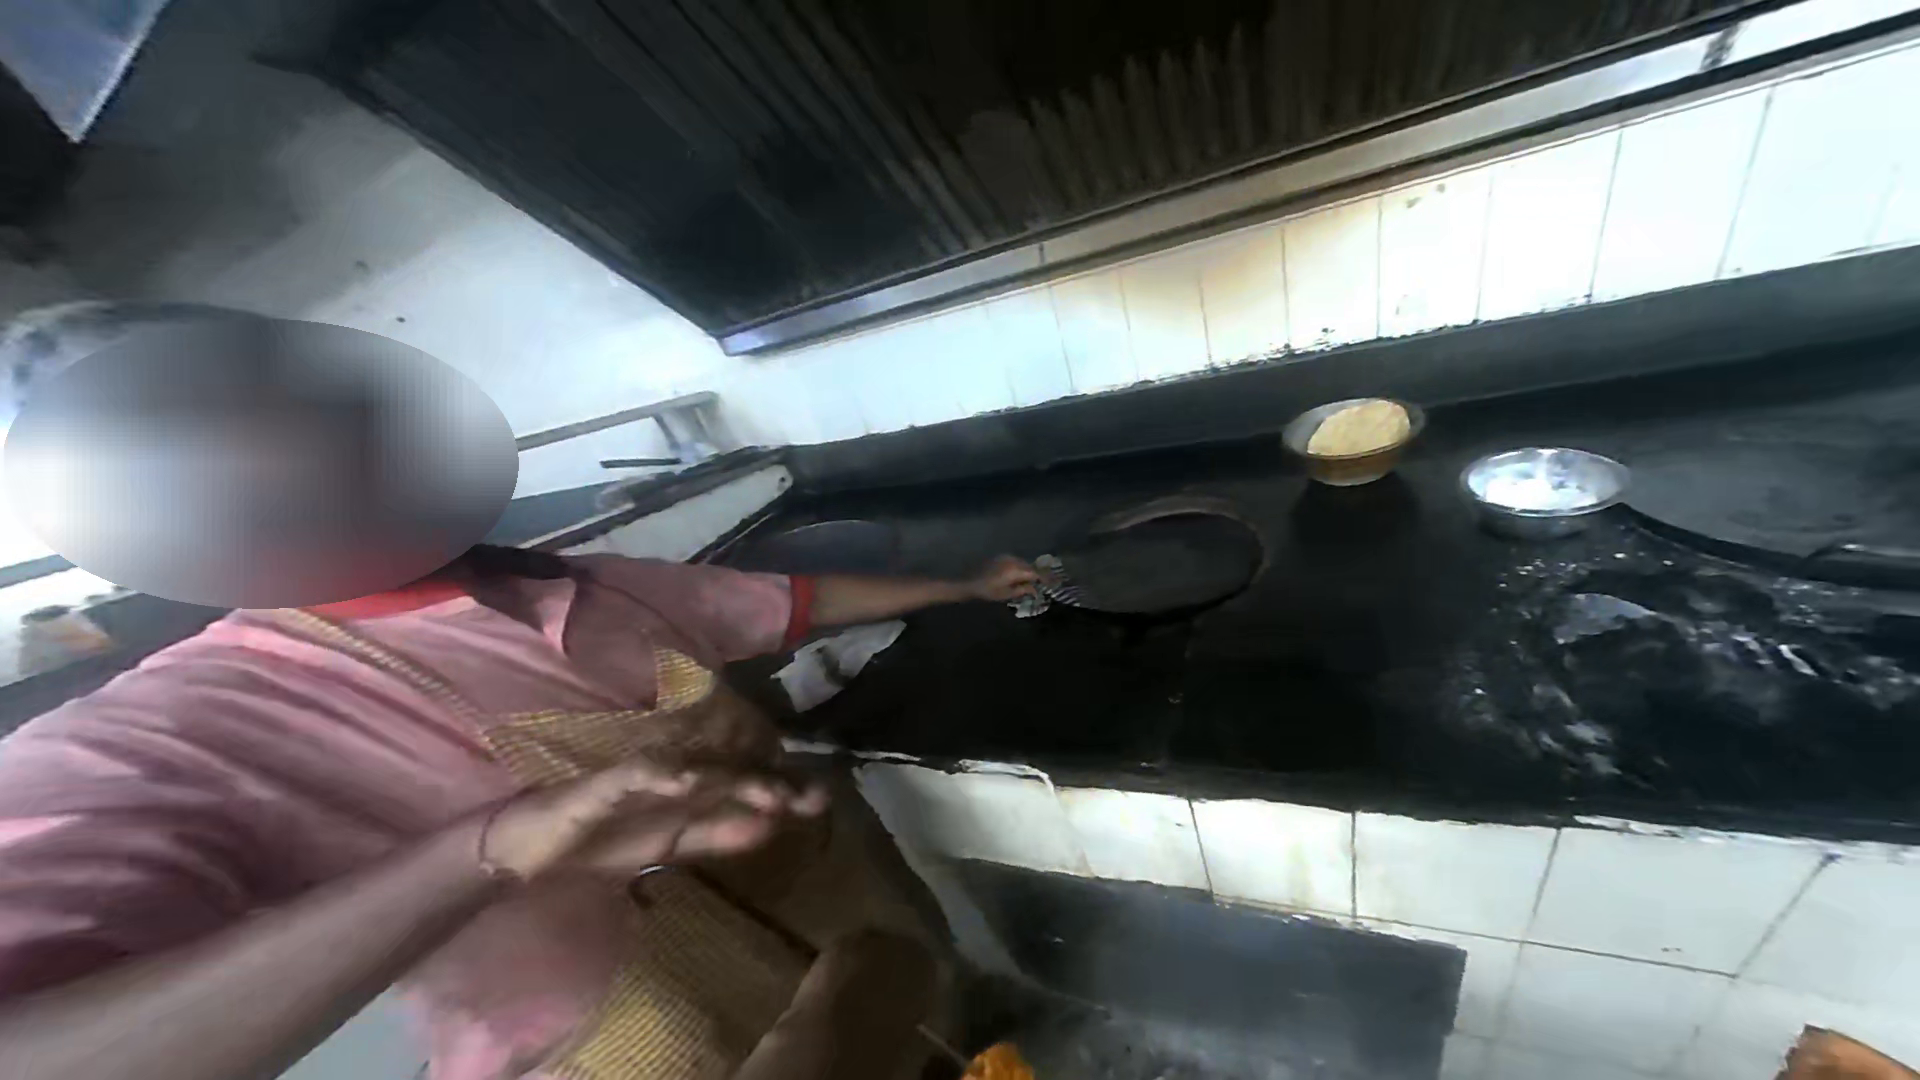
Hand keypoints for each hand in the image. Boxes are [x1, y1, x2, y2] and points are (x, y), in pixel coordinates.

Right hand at [479, 760, 827, 881]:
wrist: (531, 850)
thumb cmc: (608, 840)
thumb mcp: (673, 845)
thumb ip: (720, 834)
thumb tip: (771, 826)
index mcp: (697, 793)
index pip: (746, 784)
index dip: (783, 788)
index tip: (821, 798)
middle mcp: (679, 776)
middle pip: (733, 772)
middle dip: (773, 782)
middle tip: (811, 795)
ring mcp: (647, 776)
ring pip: (699, 769)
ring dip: (734, 779)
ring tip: (769, 790)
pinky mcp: (607, 782)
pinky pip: (638, 774)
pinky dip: (662, 775)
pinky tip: (687, 782)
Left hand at [964, 555, 1042, 601]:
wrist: (970, 582)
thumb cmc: (989, 591)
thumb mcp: (1007, 594)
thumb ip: (1023, 590)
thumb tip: (1035, 589)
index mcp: (1016, 570)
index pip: (1035, 573)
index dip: (1044, 578)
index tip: (1052, 583)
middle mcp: (1013, 560)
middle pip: (1030, 566)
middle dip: (1037, 574)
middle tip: (1043, 582)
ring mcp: (1006, 557)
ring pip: (1023, 563)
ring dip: (1028, 570)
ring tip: (1032, 580)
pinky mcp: (1001, 557)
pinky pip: (1015, 561)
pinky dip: (1020, 567)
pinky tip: (1020, 575)